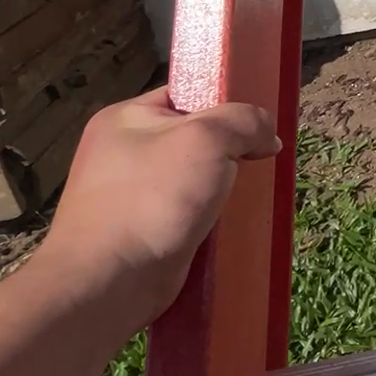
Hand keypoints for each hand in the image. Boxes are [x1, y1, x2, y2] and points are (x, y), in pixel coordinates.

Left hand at [32, 87, 279, 335]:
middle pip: (201, 130)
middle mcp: (124, 149)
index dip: (229, 101)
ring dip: (229, 175)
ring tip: (247, 185)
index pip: (191, 92)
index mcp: (125, 118)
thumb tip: (267, 139)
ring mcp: (132, 188)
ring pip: (202, 167)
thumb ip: (247, 120)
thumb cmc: (153, 198)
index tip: (255, 121)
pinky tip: (231, 210)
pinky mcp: (146, 221)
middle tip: (257, 154)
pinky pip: (194, 198)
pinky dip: (217, 202)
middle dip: (234, 142)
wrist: (108, 283)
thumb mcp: (210, 137)